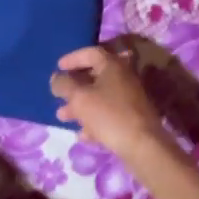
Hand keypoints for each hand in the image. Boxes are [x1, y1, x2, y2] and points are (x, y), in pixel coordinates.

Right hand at [50, 43, 168, 158]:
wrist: (142, 146)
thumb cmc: (108, 114)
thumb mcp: (79, 97)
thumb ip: (64, 84)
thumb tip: (56, 78)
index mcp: (113, 65)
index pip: (90, 52)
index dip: (72, 58)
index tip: (58, 66)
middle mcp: (123, 78)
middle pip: (94, 76)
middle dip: (73, 86)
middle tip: (58, 94)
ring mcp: (129, 98)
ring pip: (99, 97)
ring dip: (80, 105)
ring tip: (62, 117)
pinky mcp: (132, 118)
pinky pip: (108, 114)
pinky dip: (93, 120)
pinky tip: (82, 134)